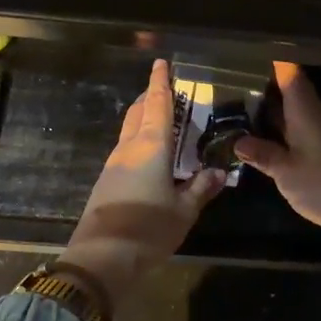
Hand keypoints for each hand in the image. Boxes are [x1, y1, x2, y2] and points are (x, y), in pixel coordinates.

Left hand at [60, 59, 225, 297]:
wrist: (101, 258)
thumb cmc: (148, 229)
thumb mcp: (184, 211)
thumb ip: (201, 188)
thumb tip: (219, 172)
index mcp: (151, 146)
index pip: (158, 104)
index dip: (160, 82)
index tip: (161, 63)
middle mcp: (129, 147)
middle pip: (139, 112)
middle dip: (151, 97)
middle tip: (167, 90)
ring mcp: (114, 164)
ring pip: (130, 130)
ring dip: (144, 119)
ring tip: (164, 120)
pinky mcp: (107, 182)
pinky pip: (126, 150)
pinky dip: (139, 140)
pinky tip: (151, 155)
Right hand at [233, 63, 320, 253]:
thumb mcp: (285, 171)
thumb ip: (262, 154)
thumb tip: (237, 141)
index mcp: (304, 109)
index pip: (288, 72)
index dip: (270, 59)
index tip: (246, 52)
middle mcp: (313, 116)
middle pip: (288, 92)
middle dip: (261, 87)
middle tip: (226, 84)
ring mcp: (320, 136)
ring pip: (291, 115)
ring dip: (268, 113)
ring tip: (235, 111)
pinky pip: (296, 135)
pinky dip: (278, 134)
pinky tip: (260, 143)